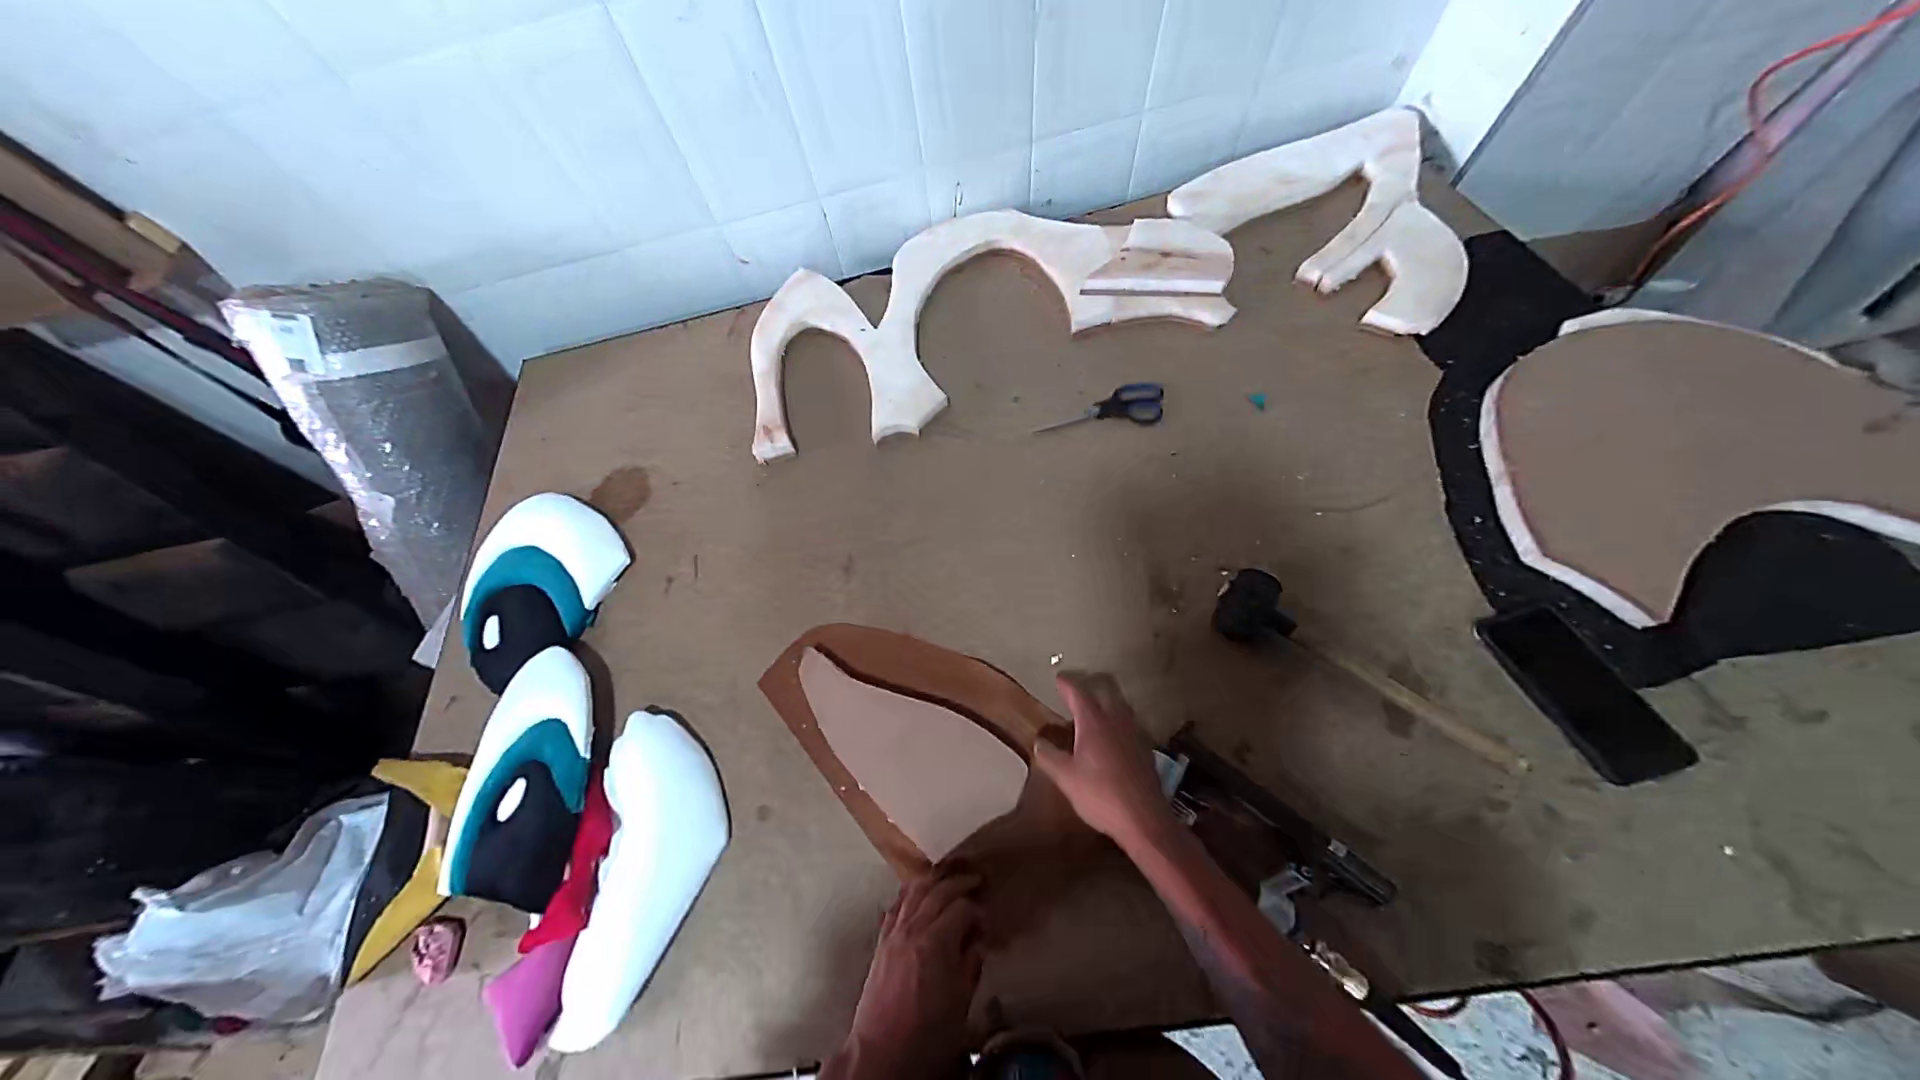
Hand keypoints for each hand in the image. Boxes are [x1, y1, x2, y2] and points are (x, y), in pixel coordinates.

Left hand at [826, 871, 982, 1079]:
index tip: (985, 921)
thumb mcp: (960, 1003)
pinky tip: (918, 893)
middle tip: (976, 880)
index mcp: (936, 943)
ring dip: (934, 880)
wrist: (881, 1053)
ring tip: (949, 877)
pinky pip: (897, 905)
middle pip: (938, 890)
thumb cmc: (926, 1034)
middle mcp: (913, 929)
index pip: (961, 908)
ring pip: (914, 890)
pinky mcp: (882, 940)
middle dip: (959, 882)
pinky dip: (910, 893)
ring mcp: (894, 932)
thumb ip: (970, 966)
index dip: (977, 910)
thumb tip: (977, 944)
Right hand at [1032, 672, 1176, 852]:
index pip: (1078, 692)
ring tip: (1093, 709)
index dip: (1067, 684)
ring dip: (1106, 701)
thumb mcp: (1066, 778)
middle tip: (1076, 688)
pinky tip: (1112, 736)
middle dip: (1090, 684)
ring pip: (1120, 705)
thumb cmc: (1101, 795)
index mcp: (1094, 722)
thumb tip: (1038, 742)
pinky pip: (1129, 723)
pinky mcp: (1145, 748)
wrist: (1144, 819)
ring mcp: (1135, 733)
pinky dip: (1118, 720)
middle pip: (1106, 689)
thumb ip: (1049, 757)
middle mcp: (1116, 720)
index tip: (1058, 678)